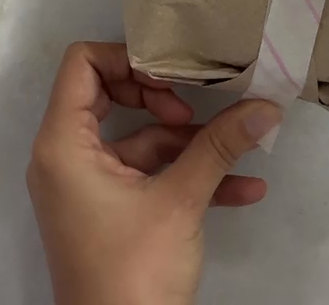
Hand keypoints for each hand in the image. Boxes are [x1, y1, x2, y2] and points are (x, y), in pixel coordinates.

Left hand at [26, 42, 280, 304]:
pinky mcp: (107, 210)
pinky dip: (182, 175)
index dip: (126, 59)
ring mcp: (86, 184)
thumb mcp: (179, 202)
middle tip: (191, 111)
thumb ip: (219, 147)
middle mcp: (65, 155)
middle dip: (157, 97)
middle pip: (105, 93)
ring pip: (135, 139)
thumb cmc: (134, 270)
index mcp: (63, 141)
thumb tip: (265, 107)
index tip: (169, 79)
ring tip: (235, 146)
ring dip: (185, 142)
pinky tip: (244, 189)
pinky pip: (143, 176)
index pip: (82, 63)